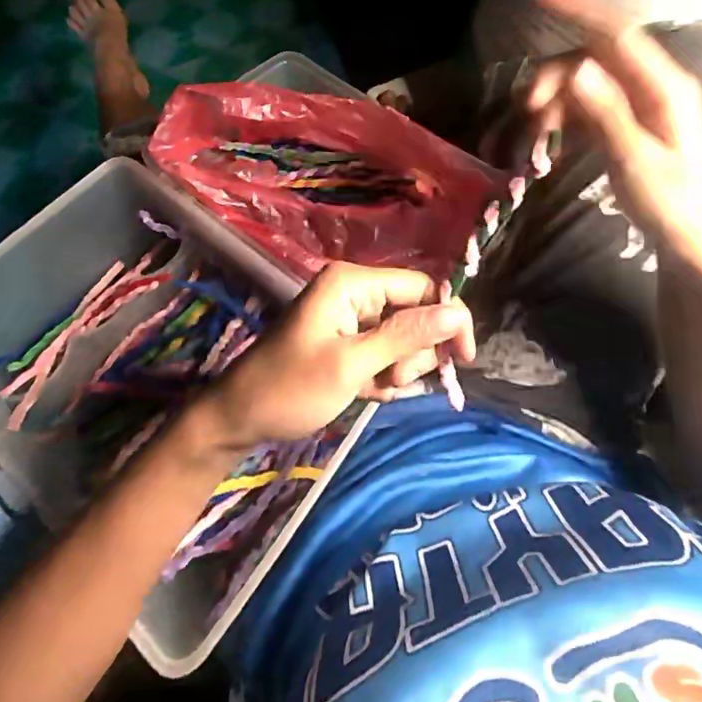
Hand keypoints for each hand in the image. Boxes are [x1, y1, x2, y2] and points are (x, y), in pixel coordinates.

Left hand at [189, 262, 475, 452]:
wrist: (239, 418)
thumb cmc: (291, 388)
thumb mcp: (352, 364)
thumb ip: (406, 336)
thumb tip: (458, 312)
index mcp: (353, 282)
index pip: (422, 286)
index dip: (448, 317)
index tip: (462, 358)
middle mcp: (355, 292)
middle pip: (416, 313)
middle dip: (414, 352)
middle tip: (392, 382)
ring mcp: (351, 317)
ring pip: (405, 337)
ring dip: (399, 368)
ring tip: (373, 389)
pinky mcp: (348, 341)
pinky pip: (386, 353)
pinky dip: (384, 376)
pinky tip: (366, 393)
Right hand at [517, 0, 701, 275]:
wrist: (686, 238)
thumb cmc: (669, 202)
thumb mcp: (635, 160)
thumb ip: (607, 113)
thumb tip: (577, 69)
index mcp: (664, 88)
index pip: (620, 36)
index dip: (583, 11)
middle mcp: (650, 87)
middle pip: (594, 59)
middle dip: (556, 75)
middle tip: (527, 106)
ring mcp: (636, 103)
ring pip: (584, 82)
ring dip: (555, 98)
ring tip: (535, 130)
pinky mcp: (624, 122)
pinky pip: (585, 104)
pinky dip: (562, 114)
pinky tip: (546, 136)